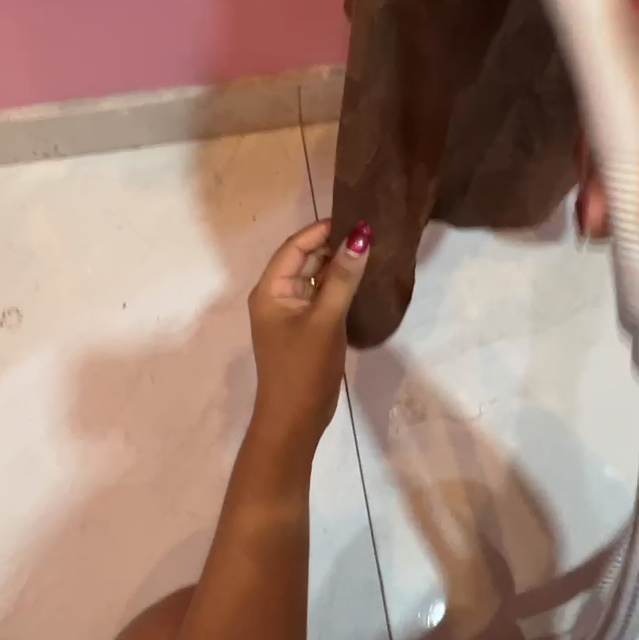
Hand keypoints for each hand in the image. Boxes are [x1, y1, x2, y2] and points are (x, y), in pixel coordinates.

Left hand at [245, 219, 372, 461]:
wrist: (294, 421)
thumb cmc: (304, 367)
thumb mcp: (326, 319)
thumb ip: (343, 277)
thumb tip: (361, 236)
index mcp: (270, 289)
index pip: (294, 246)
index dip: (321, 230)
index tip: (354, 218)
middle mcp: (276, 296)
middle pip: (303, 259)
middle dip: (332, 245)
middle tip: (368, 231)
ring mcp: (289, 313)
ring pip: (313, 277)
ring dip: (336, 264)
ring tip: (368, 248)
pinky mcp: (304, 328)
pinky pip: (319, 296)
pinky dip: (336, 285)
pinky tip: (359, 278)